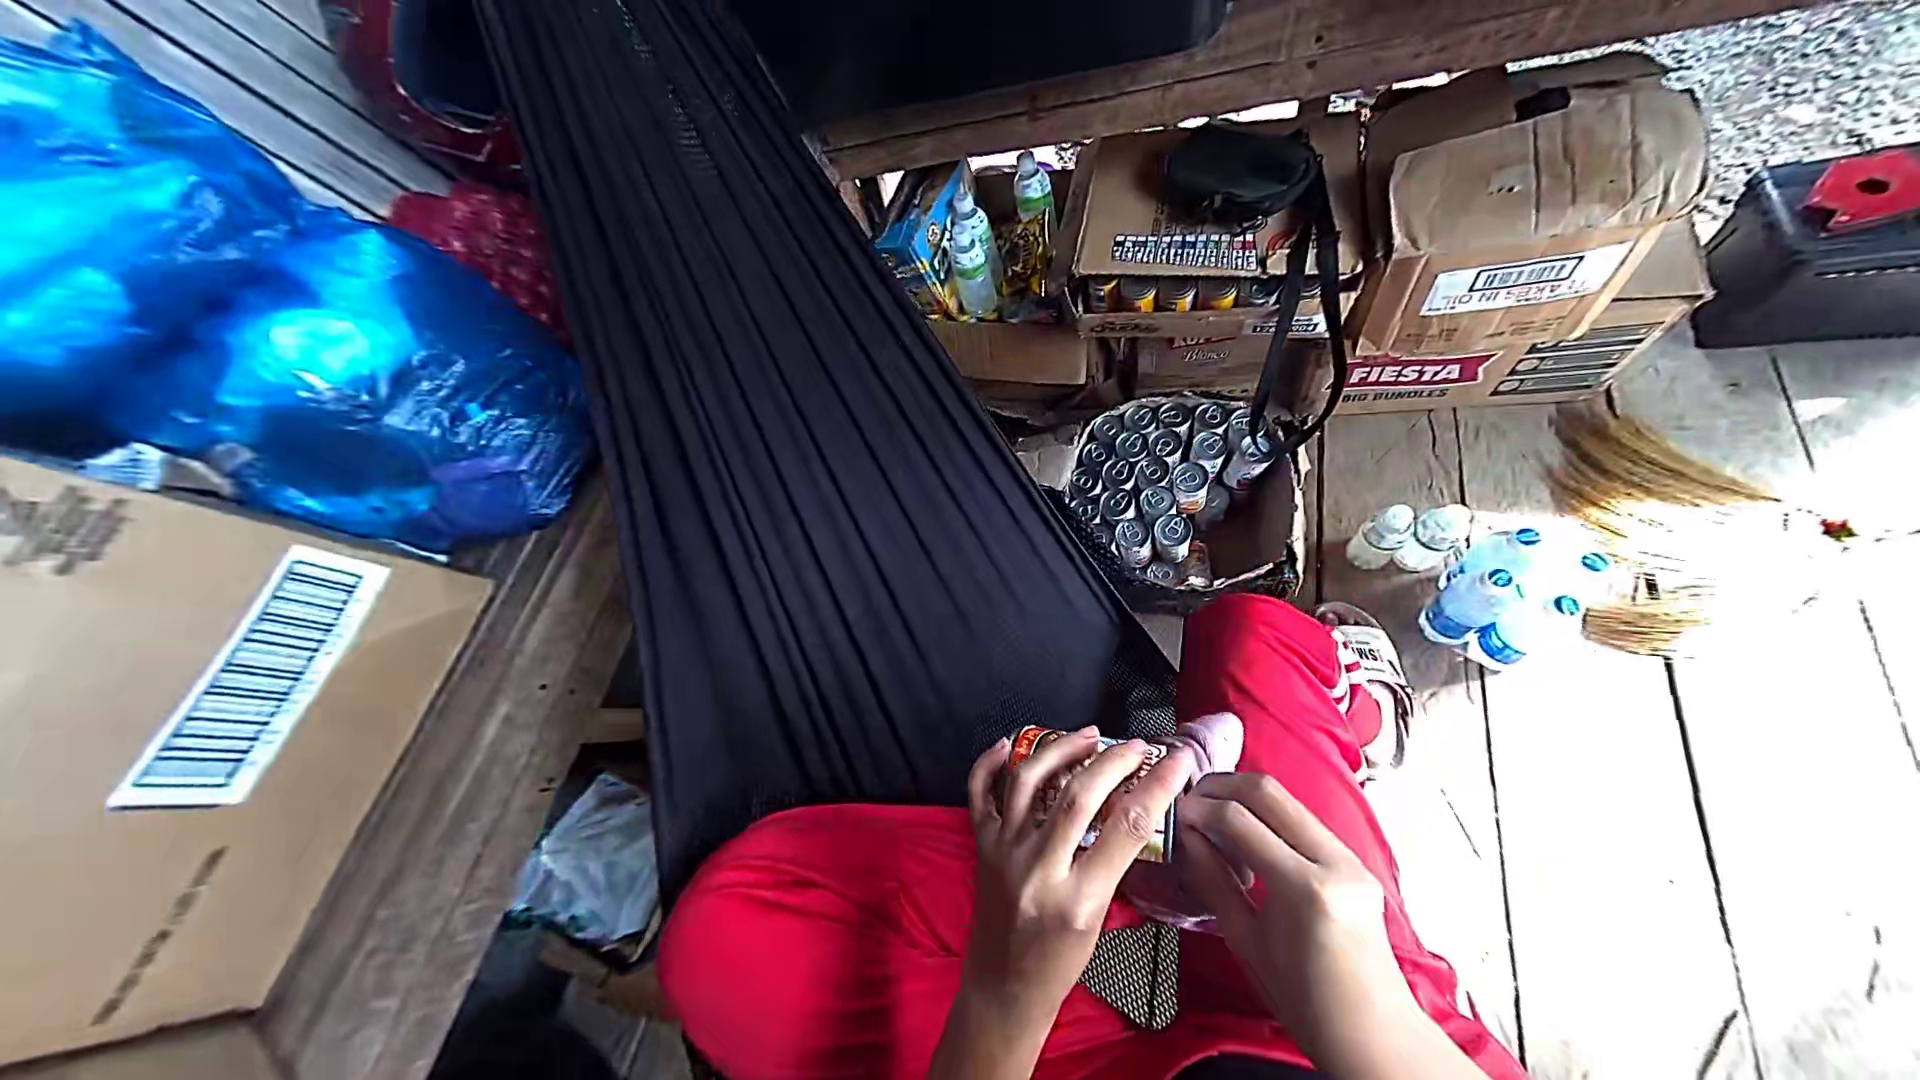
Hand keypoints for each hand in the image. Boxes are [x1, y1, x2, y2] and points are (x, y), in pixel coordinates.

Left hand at [930, 729, 1187, 1079]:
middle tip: (1133, 746)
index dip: (1157, 787)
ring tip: (1086, 735)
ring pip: (1028, 783)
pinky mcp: (981, 844)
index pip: (1126, 829)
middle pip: (1077, 797)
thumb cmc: (1057, 963)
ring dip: (1060, 750)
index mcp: (1077, 899)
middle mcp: (1037, 870)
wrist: (1002, 989)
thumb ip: (1112, 863)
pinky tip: (1009, 743)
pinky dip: (989, 764)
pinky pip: (979, 794)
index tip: (1175, 763)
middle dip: (1112, 762)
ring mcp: (1003, 852)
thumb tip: (1134, 807)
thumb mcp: (1099, 920)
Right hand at [1177, 773, 1484, 1079]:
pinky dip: (1265, 814)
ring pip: (1285, 798)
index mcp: (1307, 890)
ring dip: (1242, 796)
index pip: (1239, 820)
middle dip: (1220, 786)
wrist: (1376, 1038)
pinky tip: (1245, 834)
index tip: (1175, 811)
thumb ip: (1212, 879)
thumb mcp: (1245, 940)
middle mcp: (1335, 863)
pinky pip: (1300, 819)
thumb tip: (1185, 835)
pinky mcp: (1354, 861)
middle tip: (1191, 800)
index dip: (1199, 809)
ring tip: (1212, 816)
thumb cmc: (1307, 1003)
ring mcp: (1351, 858)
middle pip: (1266, 791)